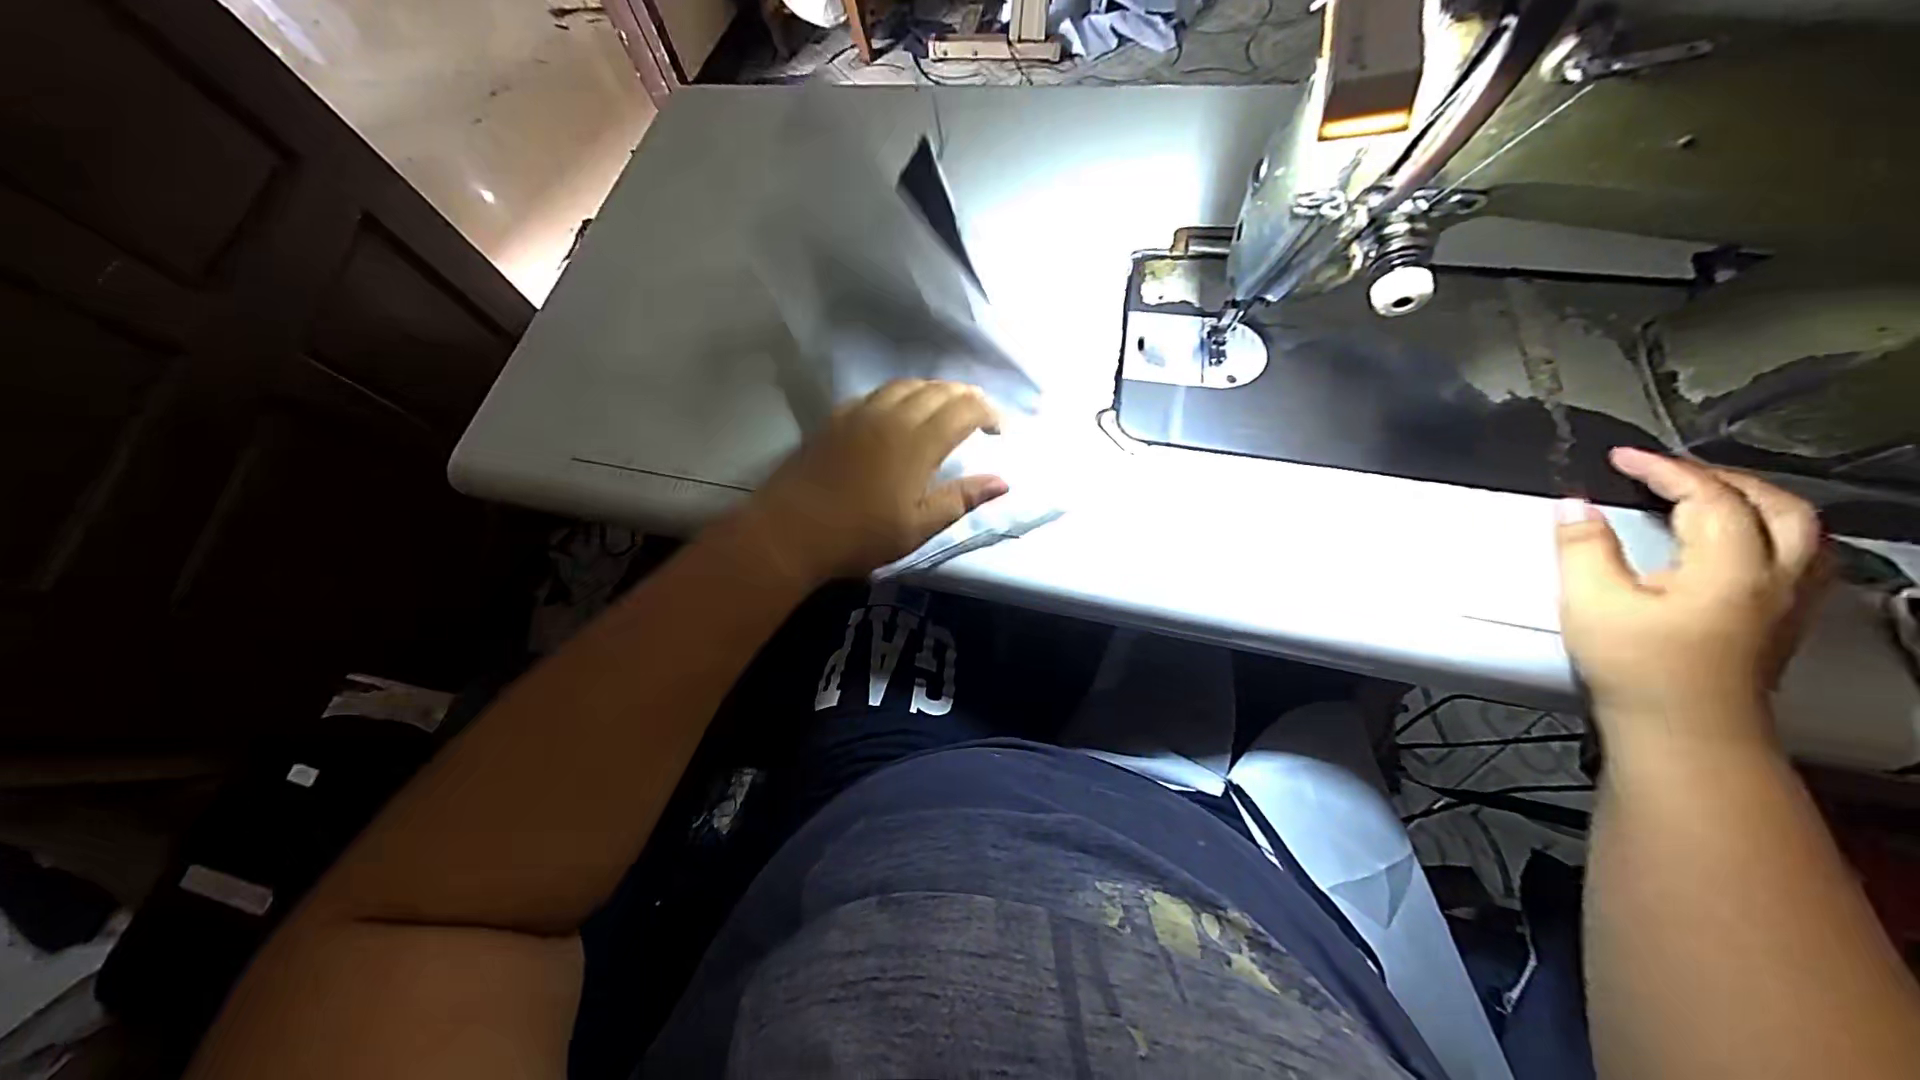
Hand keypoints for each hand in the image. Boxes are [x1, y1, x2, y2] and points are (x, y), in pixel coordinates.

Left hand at [739, 379, 1007, 581]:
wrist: (790, 530)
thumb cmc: (860, 536)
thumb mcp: (918, 527)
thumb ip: (961, 499)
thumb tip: (1003, 481)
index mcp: (918, 442)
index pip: (963, 410)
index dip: (988, 412)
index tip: (1000, 428)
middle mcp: (892, 417)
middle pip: (937, 390)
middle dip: (965, 396)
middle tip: (980, 414)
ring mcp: (860, 413)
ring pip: (906, 385)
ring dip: (933, 390)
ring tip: (944, 407)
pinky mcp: (836, 419)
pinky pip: (876, 393)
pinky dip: (899, 394)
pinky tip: (898, 411)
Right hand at [1555, 448, 1825, 750]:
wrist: (1683, 733)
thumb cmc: (1640, 669)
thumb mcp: (1591, 602)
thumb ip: (1582, 546)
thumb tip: (1574, 507)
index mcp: (1732, 566)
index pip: (1708, 496)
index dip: (1663, 469)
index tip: (1623, 458)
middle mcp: (1775, 578)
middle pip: (1774, 504)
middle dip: (1721, 477)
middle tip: (1671, 470)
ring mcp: (1787, 603)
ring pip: (1798, 531)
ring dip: (1754, 501)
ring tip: (1709, 494)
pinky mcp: (1779, 624)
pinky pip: (1797, 557)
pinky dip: (1767, 532)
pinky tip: (1737, 543)